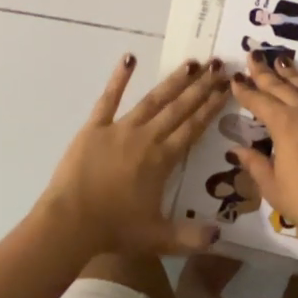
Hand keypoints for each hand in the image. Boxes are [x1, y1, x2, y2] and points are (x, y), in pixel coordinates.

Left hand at [41, 53, 230, 256]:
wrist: (70, 223)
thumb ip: (191, 238)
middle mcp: (146, 138)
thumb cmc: (115, 230)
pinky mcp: (93, 128)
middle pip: (178, 108)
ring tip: (191, 62)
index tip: (226, 88)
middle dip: (200, 87)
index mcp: (163, 160)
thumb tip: (220, 238)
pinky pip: (108, 99)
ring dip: (173, 81)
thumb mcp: (159, 238)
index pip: (193, 128)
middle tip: (218, 66)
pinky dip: (119, 78)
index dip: (211, 107)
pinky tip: (129, 58)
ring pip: (152, 100)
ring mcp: (119, 129)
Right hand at [229, 53, 297, 238]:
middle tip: (254, 56)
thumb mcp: (272, 185)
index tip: (235, 78)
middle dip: (265, 72)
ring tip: (282, 62)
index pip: (260, 101)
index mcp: (285, 124)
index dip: (245, 90)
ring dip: (292, 74)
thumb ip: (255, 163)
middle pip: (283, 86)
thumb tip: (238, 150)